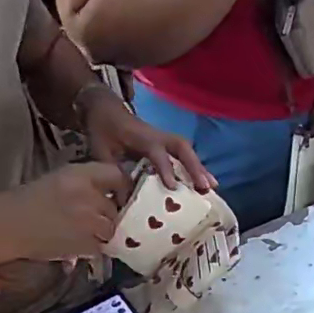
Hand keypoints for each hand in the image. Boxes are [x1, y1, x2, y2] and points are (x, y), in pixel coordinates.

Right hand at [0, 162, 131, 261]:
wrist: (8, 227)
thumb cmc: (28, 202)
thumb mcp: (59, 180)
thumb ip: (86, 184)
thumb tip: (112, 195)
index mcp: (80, 174)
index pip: (117, 175)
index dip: (121, 186)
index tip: (117, 195)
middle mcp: (88, 196)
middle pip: (115, 207)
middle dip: (106, 214)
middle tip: (89, 219)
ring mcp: (90, 222)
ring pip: (110, 229)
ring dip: (101, 233)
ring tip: (82, 233)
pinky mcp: (87, 244)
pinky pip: (100, 247)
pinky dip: (91, 249)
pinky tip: (75, 245)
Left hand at [78, 85, 215, 190]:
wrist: (103, 109)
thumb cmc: (102, 131)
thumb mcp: (101, 154)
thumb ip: (113, 175)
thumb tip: (124, 202)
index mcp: (140, 137)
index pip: (156, 152)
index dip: (165, 168)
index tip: (173, 186)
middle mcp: (157, 136)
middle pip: (181, 148)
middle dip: (194, 167)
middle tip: (205, 187)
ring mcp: (163, 138)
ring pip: (186, 151)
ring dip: (200, 168)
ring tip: (212, 187)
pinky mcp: (165, 143)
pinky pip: (184, 154)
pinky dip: (195, 167)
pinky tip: (204, 182)